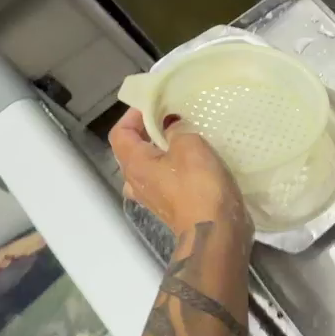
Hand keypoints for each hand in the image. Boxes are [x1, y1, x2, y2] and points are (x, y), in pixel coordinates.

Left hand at [109, 110, 251, 255]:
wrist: (214, 231)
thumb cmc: (198, 186)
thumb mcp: (190, 146)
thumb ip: (177, 130)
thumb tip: (171, 125)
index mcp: (135, 164)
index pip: (120, 134)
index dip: (133, 115)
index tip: (156, 103)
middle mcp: (137, 181)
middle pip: (133, 150)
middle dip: (150, 131)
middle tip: (174, 117)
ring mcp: (153, 197)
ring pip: (150, 165)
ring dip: (164, 150)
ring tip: (187, 139)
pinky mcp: (172, 206)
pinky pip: (167, 179)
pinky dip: (176, 166)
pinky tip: (198, 162)